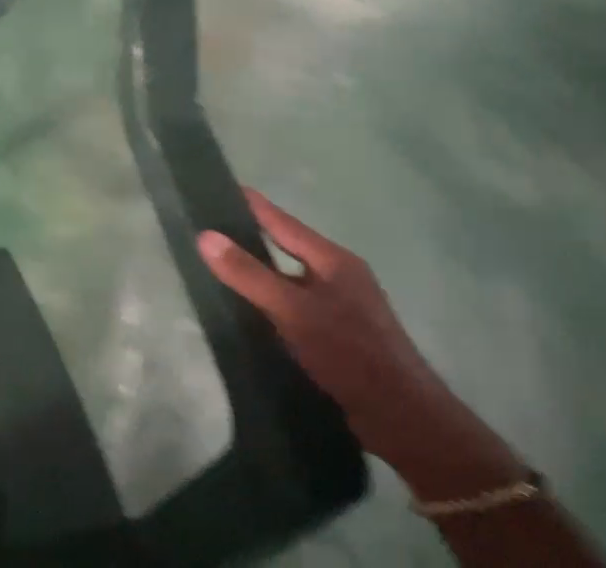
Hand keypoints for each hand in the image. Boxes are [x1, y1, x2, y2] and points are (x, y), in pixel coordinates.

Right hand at [198, 190, 524, 498]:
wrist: (400, 417)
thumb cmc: (349, 352)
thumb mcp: (292, 310)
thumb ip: (248, 274)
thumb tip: (205, 236)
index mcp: (335, 261)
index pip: (284, 223)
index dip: (253, 206)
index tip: (219, 188)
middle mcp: (340, 278)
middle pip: (287, 249)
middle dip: (251, 239)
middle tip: (208, 230)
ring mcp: (341, 307)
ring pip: (289, 280)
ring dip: (259, 274)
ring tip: (217, 269)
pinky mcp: (337, 336)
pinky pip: (294, 306)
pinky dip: (269, 303)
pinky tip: (247, 312)